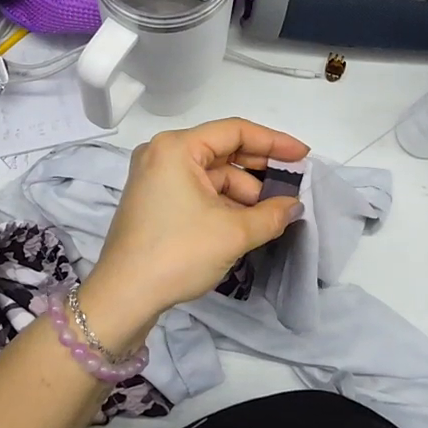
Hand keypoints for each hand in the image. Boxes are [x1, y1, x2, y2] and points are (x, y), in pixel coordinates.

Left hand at [79, 118, 308, 349]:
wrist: (124, 296)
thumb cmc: (178, 253)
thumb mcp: (233, 233)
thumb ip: (271, 215)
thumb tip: (293, 206)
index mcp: (176, 147)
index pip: (235, 132)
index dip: (274, 142)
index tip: (303, 156)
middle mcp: (162, 154)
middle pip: (222, 151)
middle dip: (259, 171)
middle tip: (293, 187)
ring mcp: (154, 178)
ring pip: (211, 175)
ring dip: (243, 193)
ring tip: (271, 216)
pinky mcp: (154, 201)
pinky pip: (197, 190)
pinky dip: (223, 203)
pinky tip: (247, 222)